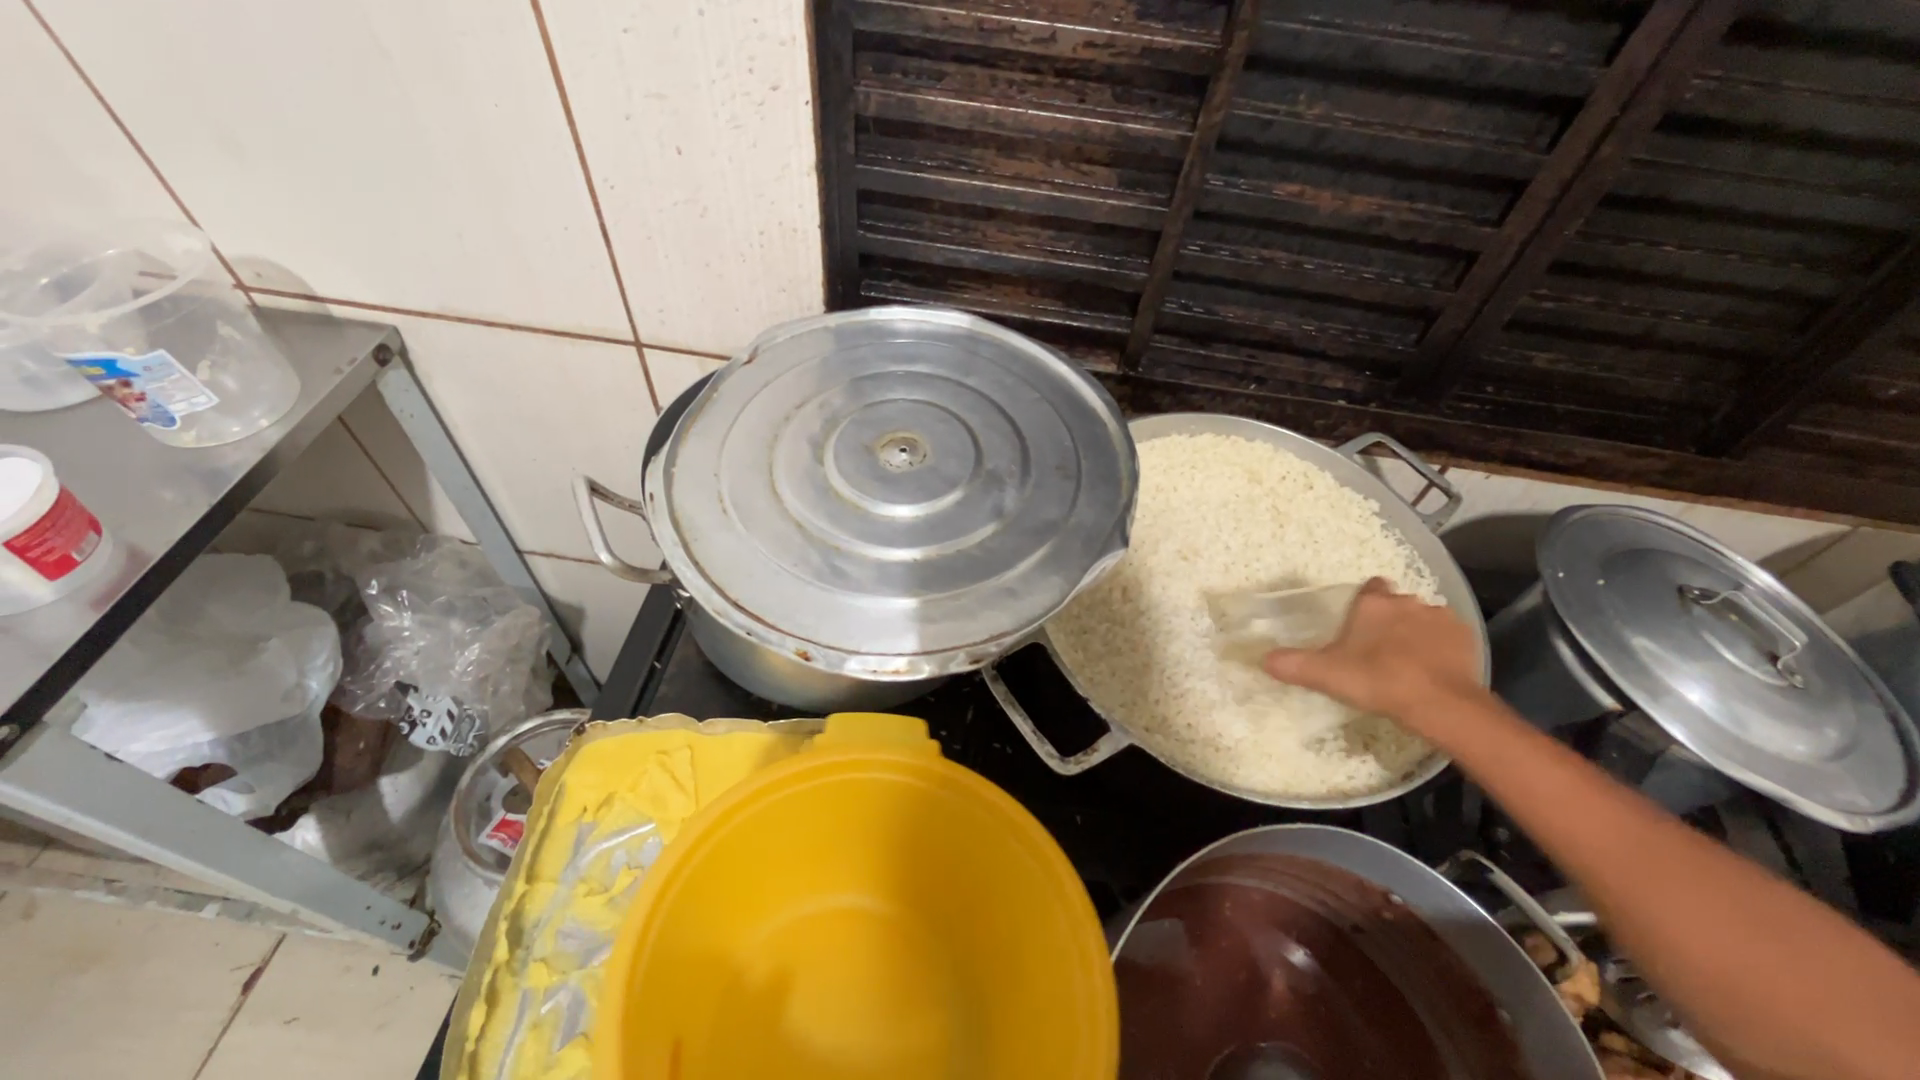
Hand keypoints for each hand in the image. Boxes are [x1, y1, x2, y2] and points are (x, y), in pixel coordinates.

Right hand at [1261, 577, 1484, 728]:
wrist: (1438, 702)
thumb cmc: (1376, 680)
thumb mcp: (1325, 675)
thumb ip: (1292, 664)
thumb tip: (1263, 659)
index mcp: (1373, 604)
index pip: (1369, 587)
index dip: (1364, 603)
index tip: (1359, 624)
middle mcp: (1407, 601)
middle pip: (1396, 603)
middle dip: (1389, 620)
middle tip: (1378, 650)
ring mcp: (1440, 617)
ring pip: (1423, 619)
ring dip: (1416, 633)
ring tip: (1407, 662)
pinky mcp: (1465, 637)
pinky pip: (1448, 636)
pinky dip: (1440, 648)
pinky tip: (1432, 670)